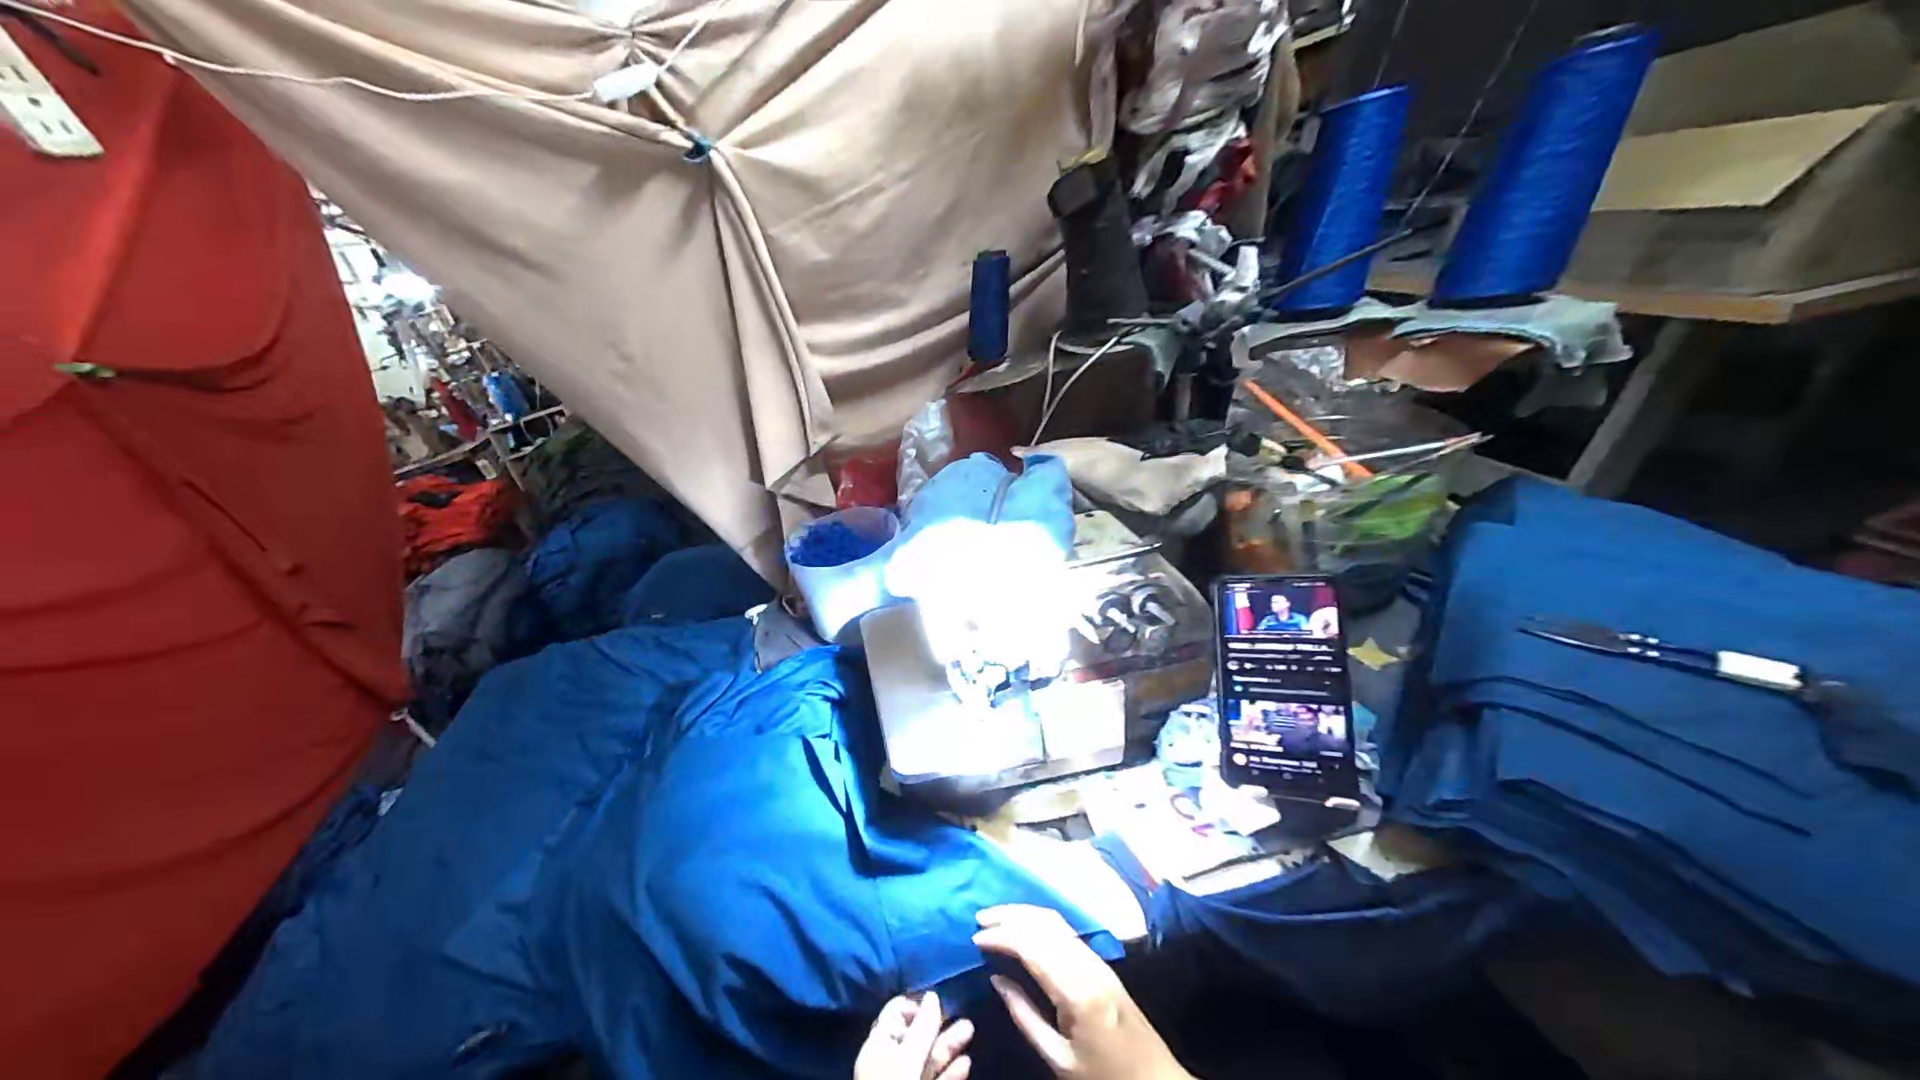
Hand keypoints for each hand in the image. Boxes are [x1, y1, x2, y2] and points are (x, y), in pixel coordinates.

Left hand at [854, 990, 973, 1079]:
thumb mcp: (906, 1061)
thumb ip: (921, 1029)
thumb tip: (933, 995)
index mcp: (877, 1048)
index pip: (894, 1014)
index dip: (915, 1004)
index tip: (939, 998)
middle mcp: (890, 1063)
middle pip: (916, 1035)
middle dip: (940, 1024)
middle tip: (962, 1011)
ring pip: (929, 1059)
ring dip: (950, 1045)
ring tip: (970, 1029)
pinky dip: (951, 1073)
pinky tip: (967, 1064)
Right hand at [972, 906, 1191, 1079]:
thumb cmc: (1105, 1078)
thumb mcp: (1059, 1058)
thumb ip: (1025, 1015)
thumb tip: (997, 979)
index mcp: (1076, 990)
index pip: (1032, 946)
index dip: (1002, 937)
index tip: (975, 940)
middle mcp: (1087, 964)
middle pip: (1044, 924)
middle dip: (1010, 916)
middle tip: (979, 920)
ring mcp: (1097, 960)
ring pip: (1056, 921)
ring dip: (1024, 914)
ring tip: (996, 919)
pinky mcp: (1101, 963)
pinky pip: (1065, 931)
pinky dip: (1039, 923)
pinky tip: (1025, 929)